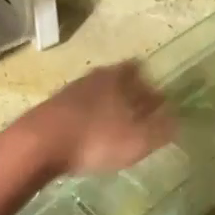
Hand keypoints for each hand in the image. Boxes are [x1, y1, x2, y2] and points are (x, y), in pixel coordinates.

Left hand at [16, 61, 176, 174]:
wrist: (38, 144)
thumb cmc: (96, 140)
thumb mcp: (139, 139)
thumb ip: (162, 127)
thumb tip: (176, 118)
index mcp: (119, 76)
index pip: (141, 69)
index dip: (151, 87)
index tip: (156, 106)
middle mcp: (95, 75)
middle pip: (118, 79)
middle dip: (129, 97)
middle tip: (137, 120)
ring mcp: (71, 89)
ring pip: (97, 93)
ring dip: (107, 109)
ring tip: (114, 133)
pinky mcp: (52, 107)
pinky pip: (79, 109)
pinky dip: (87, 120)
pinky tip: (88, 139)